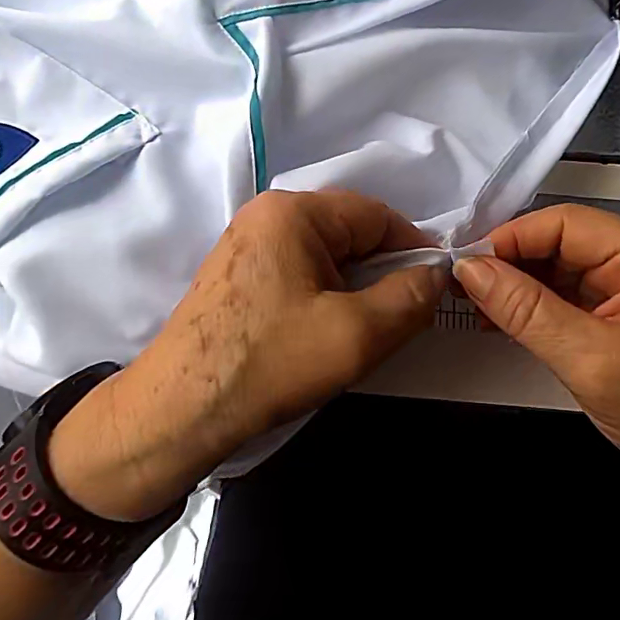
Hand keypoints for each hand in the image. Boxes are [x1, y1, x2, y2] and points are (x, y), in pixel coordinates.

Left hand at [51, 190, 446, 520]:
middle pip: (346, 233)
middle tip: (396, 321)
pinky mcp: (233, 278)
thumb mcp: (358, 333)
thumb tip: (436, 274)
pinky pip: (293, 274)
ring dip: (350, 290)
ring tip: (357, 334)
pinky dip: (319, 298)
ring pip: (321, 257)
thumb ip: (411, 296)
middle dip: (379, 273)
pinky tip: (320, 335)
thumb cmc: (270, 362)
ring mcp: (242, 246)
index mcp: (292, 212)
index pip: (375, 214)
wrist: (182, 407)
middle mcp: (263, 217)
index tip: (433, 291)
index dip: (413, 250)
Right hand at [451, 205, 619, 550]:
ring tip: (479, 305)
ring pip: (558, 267)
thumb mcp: (591, 361)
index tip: (469, 262)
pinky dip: (529, 303)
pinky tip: (502, 317)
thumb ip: (526, 310)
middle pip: (561, 242)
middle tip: (466, 284)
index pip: (570, 225)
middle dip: (509, 261)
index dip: (513, 238)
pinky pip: (564, 292)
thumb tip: (473, 271)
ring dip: (515, 284)